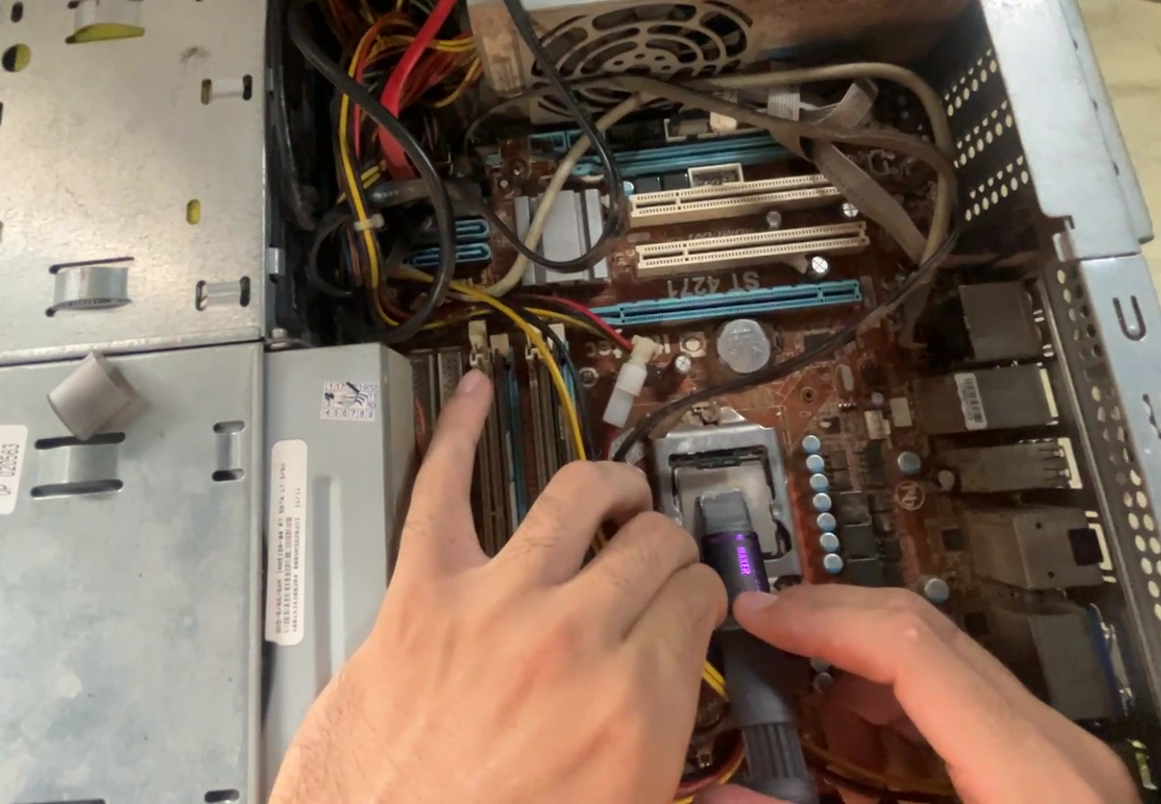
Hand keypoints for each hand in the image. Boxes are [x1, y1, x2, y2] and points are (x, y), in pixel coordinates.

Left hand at [270, 370, 726, 803]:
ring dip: (608, 483)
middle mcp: (572, 638)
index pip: (695, 600)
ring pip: (576, 497)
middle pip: (650, 544)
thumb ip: (689, 784)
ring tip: (616, 487)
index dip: (699, 593)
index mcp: (636, 704)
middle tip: (657, 549)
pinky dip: (456, 433)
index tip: (691, 596)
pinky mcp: (423, 590)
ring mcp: (496, 602)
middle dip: (664, 542)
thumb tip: (736, 767)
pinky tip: (474, 395)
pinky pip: (441, 487)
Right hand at [701, 586, 1137, 803]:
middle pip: (920, 627)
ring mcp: (1057, 749)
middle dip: (826, 619)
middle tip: (759, 629)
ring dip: (854, 657)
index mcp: (1034, 777)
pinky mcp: (1050, 764)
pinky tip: (858, 739)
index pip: (910, 648)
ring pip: (935, 651)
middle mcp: (1054, 744)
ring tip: (798, 695)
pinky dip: (890, 695)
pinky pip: (955, 691)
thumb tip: (720, 797)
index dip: (820, 620)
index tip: (754, 615)